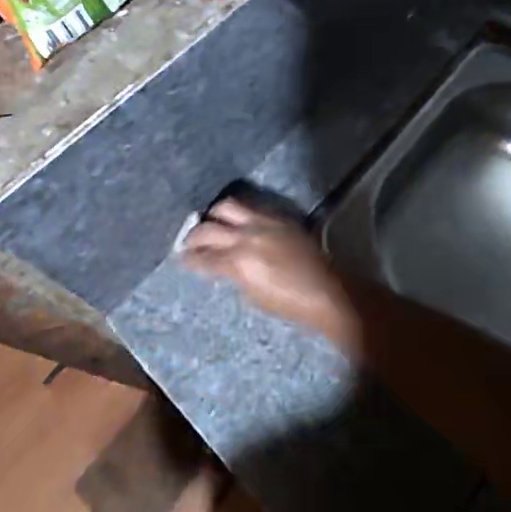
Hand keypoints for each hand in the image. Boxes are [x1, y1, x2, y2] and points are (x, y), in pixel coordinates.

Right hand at [180, 198, 362, 357]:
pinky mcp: (278, 217)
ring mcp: (263, 222)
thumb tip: (222, 266)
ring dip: (213, 215)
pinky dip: (237, 213)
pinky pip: (250, 207)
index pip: (204, 257)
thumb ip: (234, 275)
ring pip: (228, 207)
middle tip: (188, 242)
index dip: (189, 259)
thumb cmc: (290, 304)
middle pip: (209, 228)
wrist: (328, 291)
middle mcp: (246, 236)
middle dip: (194, 235)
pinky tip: (234, 220)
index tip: (182, 258)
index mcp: (238, 262)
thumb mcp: (254, 296)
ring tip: (209, 222)